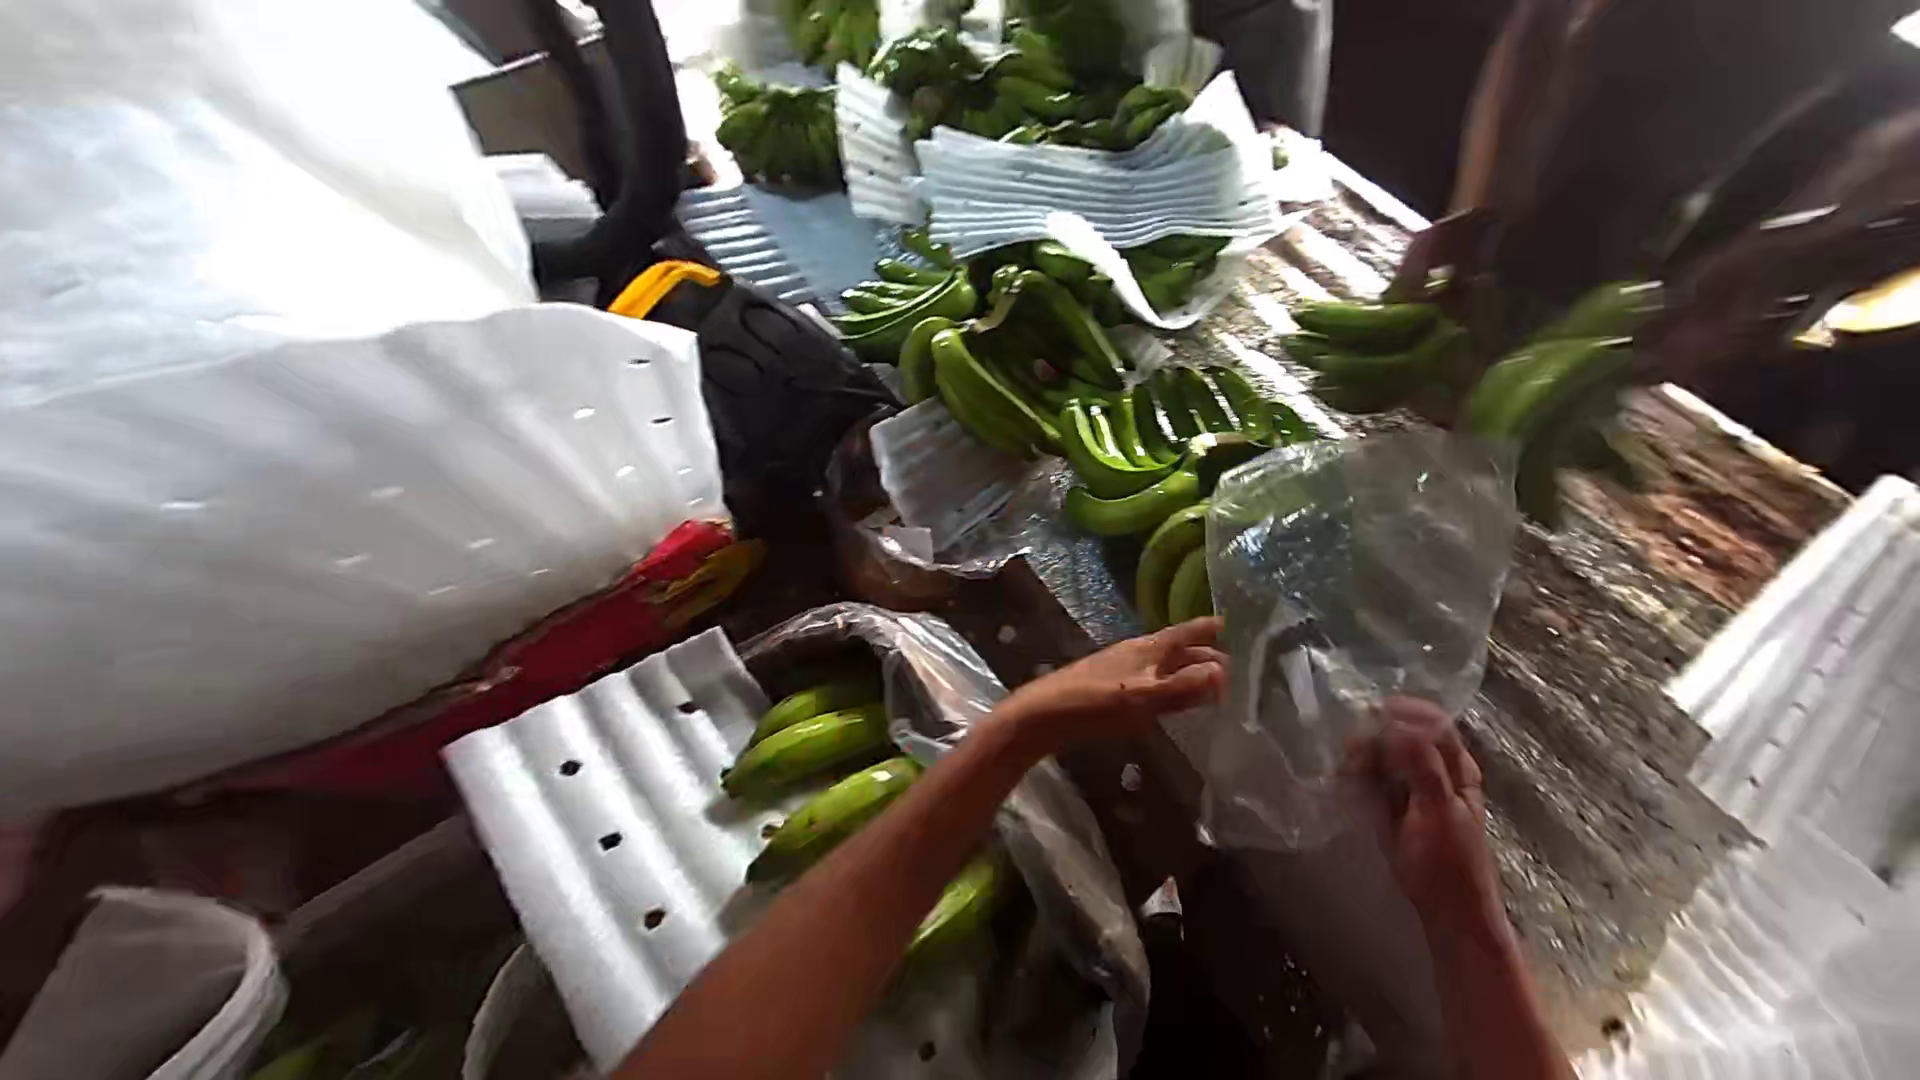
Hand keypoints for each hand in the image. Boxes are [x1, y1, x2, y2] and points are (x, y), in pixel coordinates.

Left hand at [996, 617, 1227, 749]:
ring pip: (1164, 664)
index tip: (1234, 625)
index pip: (1187, 632)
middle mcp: (1137, 652)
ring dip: (1188, 670)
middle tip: (1235, 670)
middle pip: (1178, 649)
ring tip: (1212, 684)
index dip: (1210, 628)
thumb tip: (1222, 670)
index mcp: (1148, 648)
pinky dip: (1170, 684)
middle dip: (1206, 655)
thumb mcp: (1142, 698)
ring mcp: (1122, 668)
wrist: (1044, 714)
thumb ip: (1181, 687)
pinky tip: (1170, 700)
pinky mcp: (1111, 685)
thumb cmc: (1095, 703)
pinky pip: (1151, 679)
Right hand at [1346, 697, 1507, 946]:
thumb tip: (1399, 721)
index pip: (1433, 720)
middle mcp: (1439, 769)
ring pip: (1386, 752)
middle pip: (1404, 732)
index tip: (1368, 716)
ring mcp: (1418, 785)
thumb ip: (1421, 764)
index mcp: (1457, 767)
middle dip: (1374, 735)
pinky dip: (1360, 772)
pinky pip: (1376, 773)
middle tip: (1351, 752)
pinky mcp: (1399, 802)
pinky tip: (1347, 781)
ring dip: (1363, 754)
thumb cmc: (1448, 863)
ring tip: (1346, 770)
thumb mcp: (1437, 810)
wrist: (1449, 912)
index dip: (1402, 712)